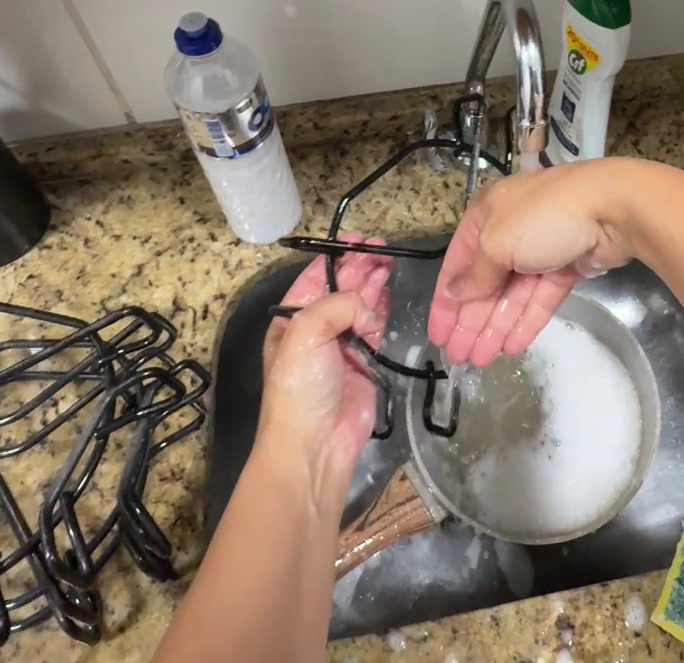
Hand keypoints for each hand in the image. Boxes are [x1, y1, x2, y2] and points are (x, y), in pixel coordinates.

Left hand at [257, 236, 393, 511]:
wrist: (314, 446)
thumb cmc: (301, 387)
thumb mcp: (305, 334)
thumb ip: (338, 304)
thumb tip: (369, 310)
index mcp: (292, 319)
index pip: (316, 277)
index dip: (337, 256)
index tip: (359, 238)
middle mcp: (316, 329)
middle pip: (341, 287)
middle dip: (361, 265)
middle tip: (384, 247)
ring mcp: (341, 346)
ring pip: (361, 304)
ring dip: (374, 282)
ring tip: (390, 262)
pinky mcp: (365, 364)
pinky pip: (376, 328)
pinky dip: (383, 309)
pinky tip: (389, 292)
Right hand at [427, 159, 638, 365]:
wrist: (613, 208)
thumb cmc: (543, 217)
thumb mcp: (497, 242)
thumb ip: (475, 273)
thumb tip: (453, 292)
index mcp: (486, 215)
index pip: (457, 263)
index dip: (446, 302)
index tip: (437, 335)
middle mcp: (510, 231)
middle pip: (485, 284)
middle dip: (470, 321)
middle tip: (458, 358)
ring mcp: (541, 250)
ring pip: (512, 295)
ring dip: (495, 327)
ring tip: (481, 360)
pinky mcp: (568, 266)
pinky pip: (540, 298)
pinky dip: (526, 321)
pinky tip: (512, 347)